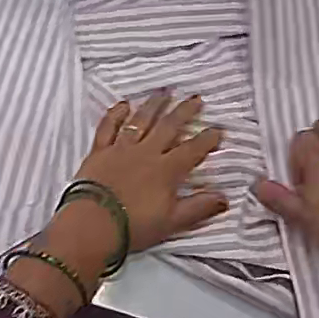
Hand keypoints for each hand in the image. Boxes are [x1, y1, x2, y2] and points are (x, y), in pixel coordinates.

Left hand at [74, 89, 228, 253]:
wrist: (93, 224)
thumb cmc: (134, 226)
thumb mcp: (172, 222)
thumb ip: (199, 208)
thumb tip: (225, 198)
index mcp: (166, 170)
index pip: (192, 150)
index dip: (206, 139)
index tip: (218, 129)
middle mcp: (146, 153)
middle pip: (169, 126)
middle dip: (185, 111)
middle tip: (196, 98)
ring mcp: (121, 149)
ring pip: (141, 120)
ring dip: (154, 104)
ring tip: (164, 91)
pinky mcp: (100, 151)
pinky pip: (109, 126)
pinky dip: (116, 114)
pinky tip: (124, 104)